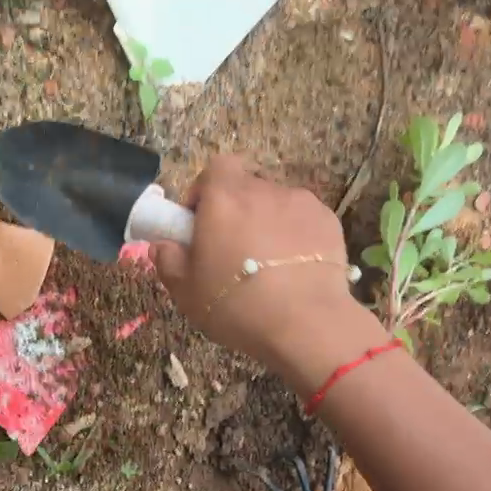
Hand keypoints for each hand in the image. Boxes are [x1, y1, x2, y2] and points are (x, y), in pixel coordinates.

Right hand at [151, 156, 387, 396]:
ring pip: (274, 206)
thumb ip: (168, 260)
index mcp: (224, 200)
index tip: (199, 222)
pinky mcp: (328, 221)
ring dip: (264, 225)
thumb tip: (162, 245)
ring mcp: (300, 203)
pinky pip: (301, 222)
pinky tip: (290, 271)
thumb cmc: (233, 304)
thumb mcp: (185, 291)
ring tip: (263, 266)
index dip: (204, 190)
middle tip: (227, 252)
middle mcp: (263, 191)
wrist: (303, 322)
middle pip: (245, 188)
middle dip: (234, 212)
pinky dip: (292, 238)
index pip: (215, 168)